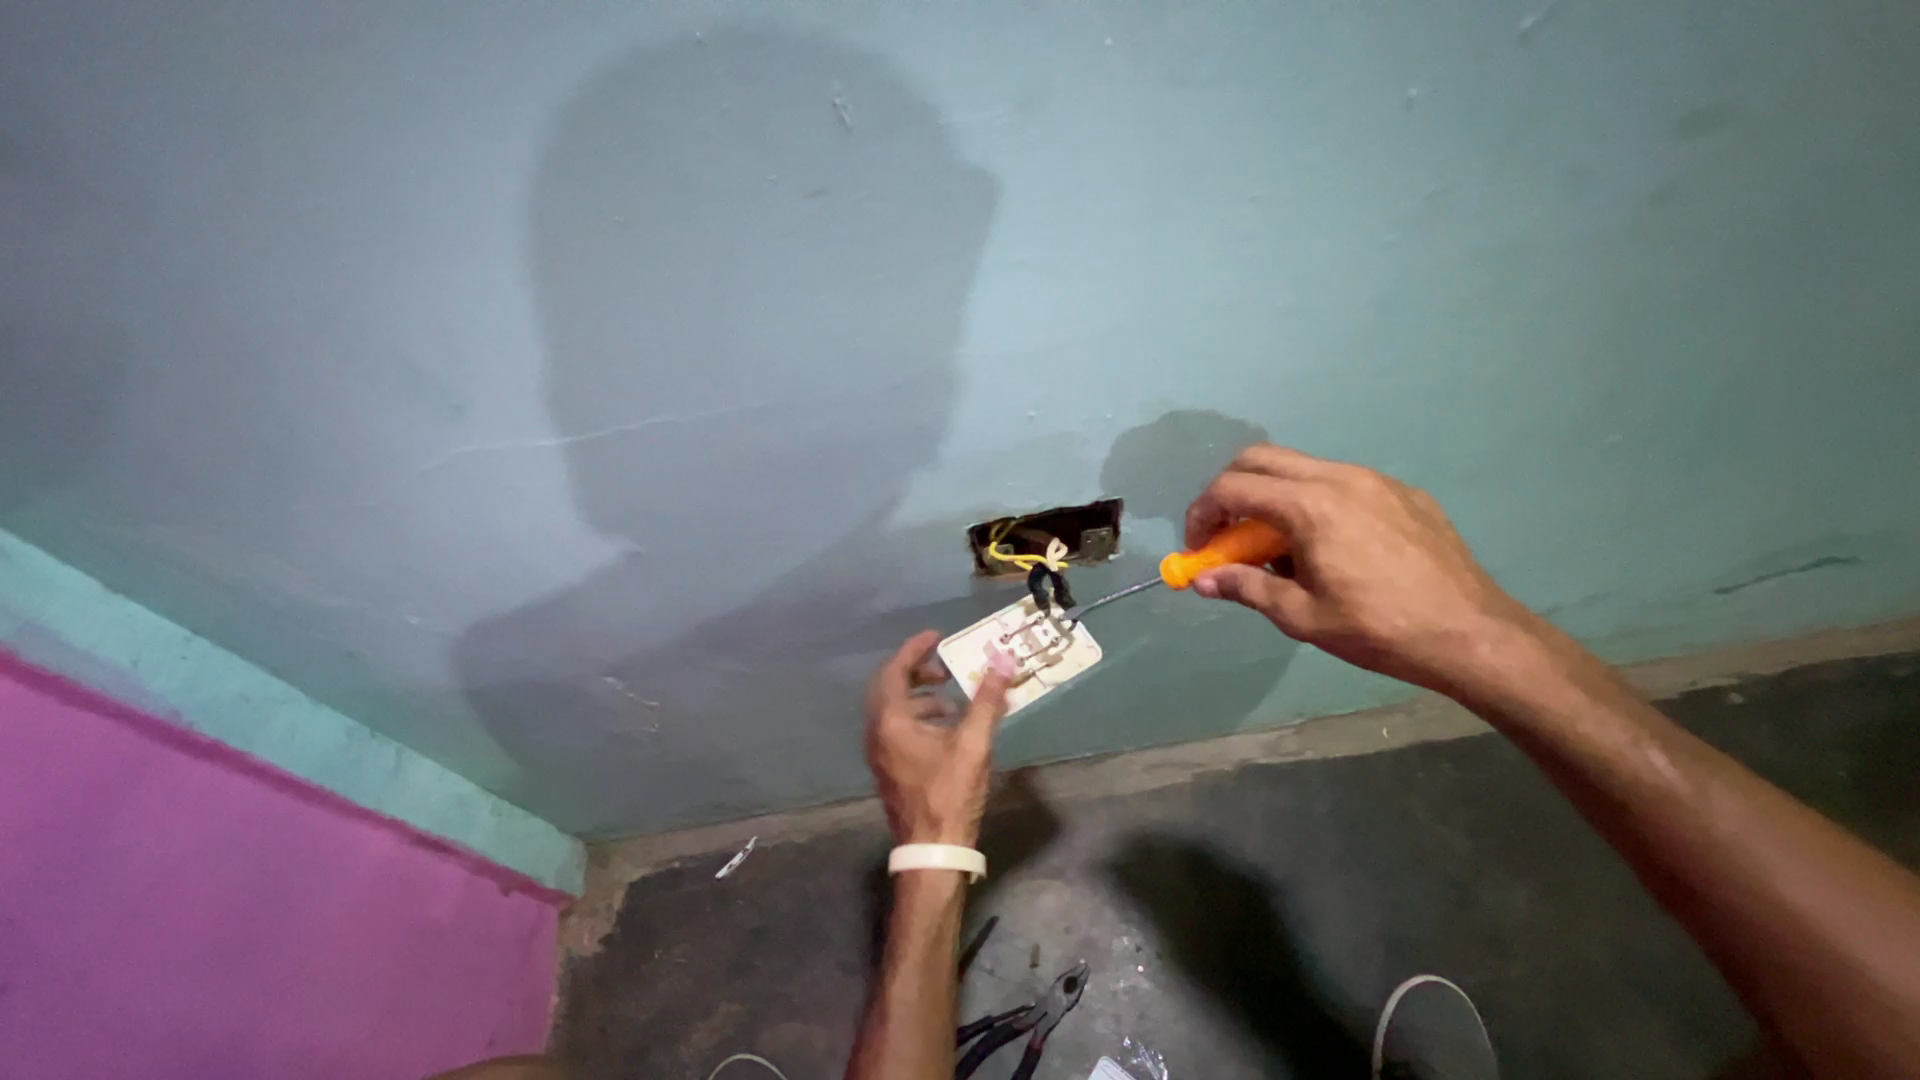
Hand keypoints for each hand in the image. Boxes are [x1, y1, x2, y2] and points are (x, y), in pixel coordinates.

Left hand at [864, 631, 1011, 846]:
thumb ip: (987, 700)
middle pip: (890, 687)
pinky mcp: (889, 768)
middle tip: (946, 667)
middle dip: (917, 672)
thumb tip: (1004, 661)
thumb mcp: (973, 744)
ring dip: (921, 697)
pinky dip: (919, 717)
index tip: (937, 636)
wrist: (931, 851)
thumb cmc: (949, 794)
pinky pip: (898, 728)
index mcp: (890, 721)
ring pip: (894, 710)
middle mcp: (877, 732)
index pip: (895, 670)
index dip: (915, 649)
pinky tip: (948, 730)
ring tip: (954, 700)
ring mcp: (880, 753)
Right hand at [1185, 445, 1533, 696]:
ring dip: (1273, 499)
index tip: (1198, 549)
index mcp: (1310, 505)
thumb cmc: (1378, 628)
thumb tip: (1200, 579)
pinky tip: (1331, 549)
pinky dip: (1314, 504)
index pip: (1232, 488)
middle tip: (1226, 535)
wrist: (1472, 633)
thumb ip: (1245, 586)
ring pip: (1302, 469)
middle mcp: (1339, 477)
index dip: (1201, 515)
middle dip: (1229, 492)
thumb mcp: (1300, 616)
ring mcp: (1376, 480)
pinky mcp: (1403, 492)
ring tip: (1280, 551)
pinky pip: (1341, 483)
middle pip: (1260, 459)